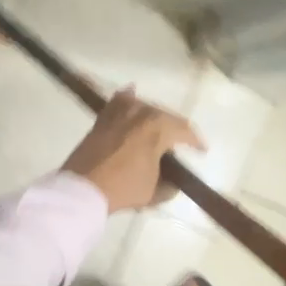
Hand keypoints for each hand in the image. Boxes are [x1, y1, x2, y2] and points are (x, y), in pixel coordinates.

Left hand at [61, 89, 204, 212]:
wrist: (83, 188)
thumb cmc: (123, 188)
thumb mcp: (154, 192)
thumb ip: (169, 186)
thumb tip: (172, 183)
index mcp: (160, 127)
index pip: (185, 131)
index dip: (196, 142)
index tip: (202, 151)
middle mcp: (143, 112)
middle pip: (166, 117)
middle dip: (176, 129)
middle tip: (181, 143)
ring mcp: (121, 112)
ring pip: (145, 108)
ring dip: (154, 117)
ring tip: (159, 129)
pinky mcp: (103, 118)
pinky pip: (119, 102)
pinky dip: (128, 98)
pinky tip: (132, 93)